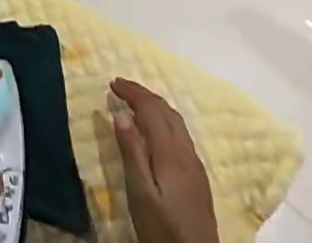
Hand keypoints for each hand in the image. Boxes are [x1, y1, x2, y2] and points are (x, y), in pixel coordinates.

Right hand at [111, 78, 220, 242]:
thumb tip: (121, 114)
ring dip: (156, 105)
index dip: (132, 92)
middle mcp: (186, 151)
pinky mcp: (199, 176)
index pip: (151, 108)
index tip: (112, 82)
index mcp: (170, 152)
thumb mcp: (140, 194)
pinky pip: (181, 134)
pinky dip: (165, 120)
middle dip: (143, 94)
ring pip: (176, 121)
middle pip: (166, 110)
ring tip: (136, 103)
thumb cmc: (162, 230)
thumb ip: (132, 152)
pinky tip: (157, 131)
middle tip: (121, 88)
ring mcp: (195, 164)